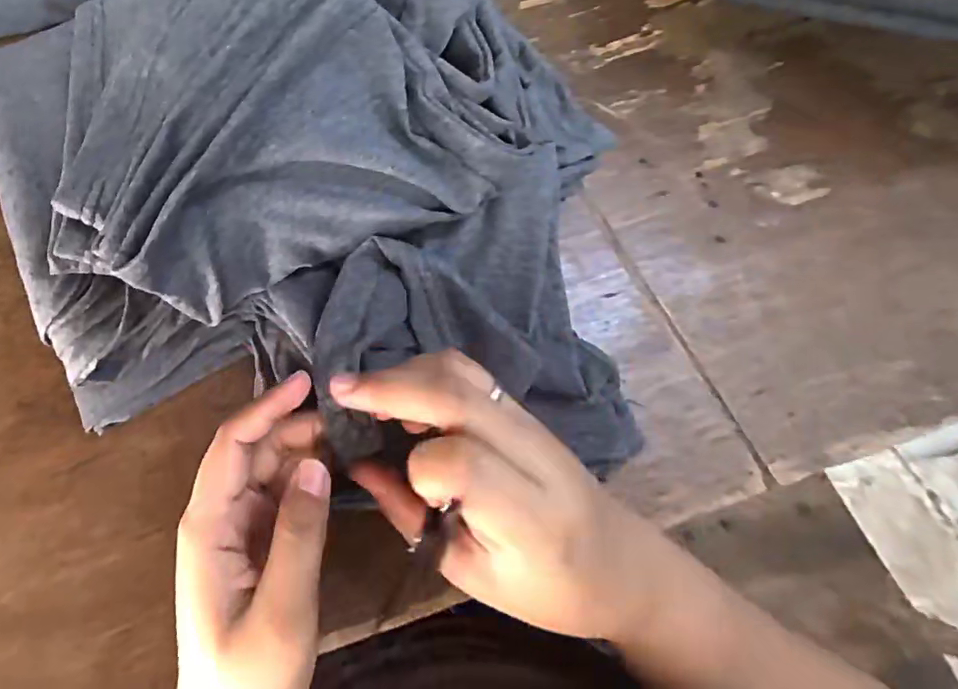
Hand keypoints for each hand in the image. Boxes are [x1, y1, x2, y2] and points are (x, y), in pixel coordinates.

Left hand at [176, 372, 331, 688]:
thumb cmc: (249, 676)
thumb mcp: (281, 610)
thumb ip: (298, 534)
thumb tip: (317, 462)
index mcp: (207, 523)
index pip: (232, 444)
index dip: (266, 407)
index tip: (305, 382)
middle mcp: (216, 515)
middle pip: (252, 450)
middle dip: (293, 426)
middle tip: (344, 418)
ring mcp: (233, 528)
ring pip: (266, 469)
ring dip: (301, 449)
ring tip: (346, 437)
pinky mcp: (251, 543)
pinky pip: (277, 495)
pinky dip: (304, 478)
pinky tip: (333, 470)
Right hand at [335, 351, 661, 644]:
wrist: (618, 561)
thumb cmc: (546, 587)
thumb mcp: (474, 574)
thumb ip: (413, 518)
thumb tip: (359, 463)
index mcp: (530, 515)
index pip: (463, 462)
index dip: (422, 468)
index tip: (413, 487)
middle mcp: (531, 452)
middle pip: (456, 394)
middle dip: (390, 386)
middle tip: (339, 388)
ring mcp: (528, 418)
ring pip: (459, 369)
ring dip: (405, 371)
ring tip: (367, 393)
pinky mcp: (520, 404)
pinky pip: (468, 370)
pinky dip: (426, 369)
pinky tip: (404, 391)